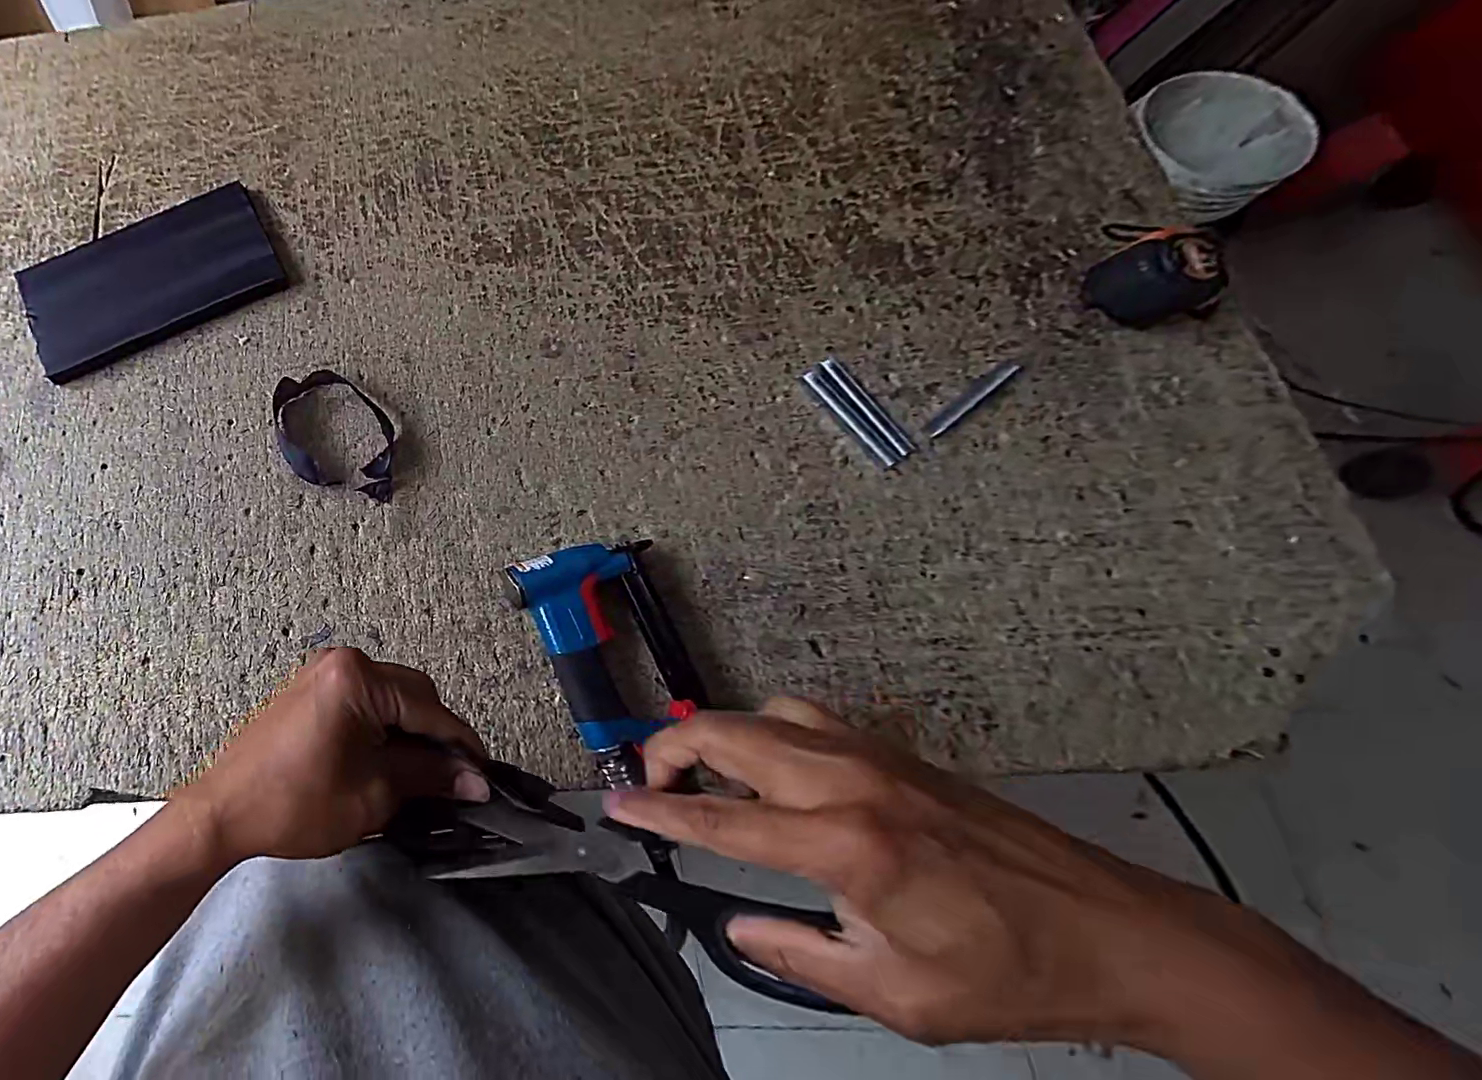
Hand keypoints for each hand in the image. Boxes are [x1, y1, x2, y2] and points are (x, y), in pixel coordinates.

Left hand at [172, 648, 488, 863]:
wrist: (219, 815)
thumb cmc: (292, 805)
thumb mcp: (374, 793)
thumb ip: (430, 777)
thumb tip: (474, 780)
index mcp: (358, 679)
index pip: (428, 709)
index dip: (460, 743)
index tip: (482, 771)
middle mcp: (344, 663)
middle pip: (413, 693)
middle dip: (436, 734)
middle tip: (453, 775)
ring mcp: (325, 672)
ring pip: (392, 696)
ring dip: (411, 730)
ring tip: (423, 770)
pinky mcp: (313, 688)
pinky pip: (366, 699)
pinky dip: (385, 726)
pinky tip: (390, 756)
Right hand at [603, 698, 1280, 1047]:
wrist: (1112, 930)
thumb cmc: (1009, 974)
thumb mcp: (895, 995)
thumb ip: (798, 956)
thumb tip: (738, 927)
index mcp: (845, 846)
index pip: (720, 821)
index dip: (657, 814)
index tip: (618, 807)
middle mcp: (847, 781)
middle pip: (726, 735)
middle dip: (668, 751)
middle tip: (649, 786)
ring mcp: (869, 753)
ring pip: (759, 714)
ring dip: (714, 737)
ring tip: (698, 775)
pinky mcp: (889, 747)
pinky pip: (801, 715)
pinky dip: (762, 729)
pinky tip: (768, 767)